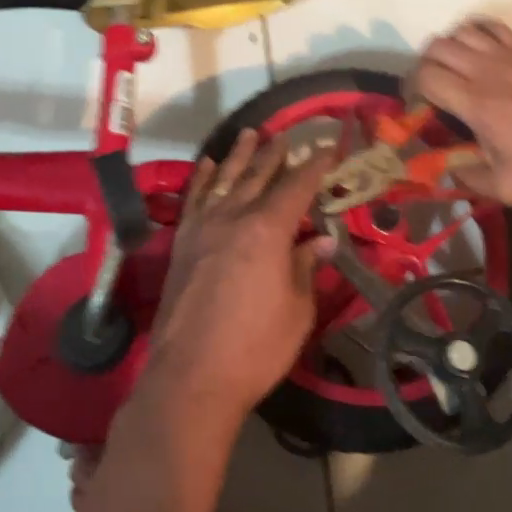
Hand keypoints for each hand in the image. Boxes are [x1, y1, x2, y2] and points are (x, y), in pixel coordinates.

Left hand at [147, 130, 335, 418]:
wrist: (191, 377)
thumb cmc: (256, 347)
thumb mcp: (298, 309)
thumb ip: (307, 267)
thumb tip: (323, 240)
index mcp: (268, 229)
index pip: (298, 185)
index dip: (316, 164)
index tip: (330, 147)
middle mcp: (234, 217)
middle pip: (259, 175)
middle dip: (277, 154)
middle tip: (290, 136)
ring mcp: (203, 228)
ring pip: (224, 180)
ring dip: (239, 156)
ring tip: (251, 134)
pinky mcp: (182, 245)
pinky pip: (194, 200)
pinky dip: (201, 180)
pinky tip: (207, 167)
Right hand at [416, 17, 511, 204]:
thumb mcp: (506, 188)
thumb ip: (468, 180)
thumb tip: (445, 172)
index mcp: (477, 103)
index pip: (426, 76)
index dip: (411, 90)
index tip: (416, 109)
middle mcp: (488, 70)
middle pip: (437, 47)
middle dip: (423, 67)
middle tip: (430, 91)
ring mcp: (509, 56)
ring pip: (461, 31)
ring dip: (447, 48)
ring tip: (452, 72)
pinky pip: (491, 26)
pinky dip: (475, 32)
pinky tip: (477, 52)